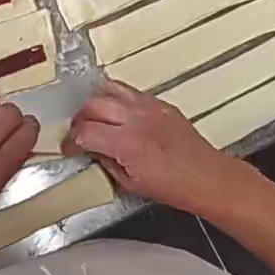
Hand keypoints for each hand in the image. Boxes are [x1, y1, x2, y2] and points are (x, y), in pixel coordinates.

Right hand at [68, 81, 257, 213]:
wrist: (205, 177)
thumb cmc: (174, 185)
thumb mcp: (129, 183)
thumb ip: (106, 162)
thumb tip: (92, 152)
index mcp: (126, 143)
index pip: (84, 132)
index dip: (70, 141)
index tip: (69, 148)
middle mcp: (137, 119)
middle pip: (91, 105)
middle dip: (79, 120)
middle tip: (78, 134)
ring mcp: (149, 107)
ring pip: (108, 90)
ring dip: (95, 104)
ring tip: (93, 118)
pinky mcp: (160, 104)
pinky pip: (129, 91)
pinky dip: (115, 98)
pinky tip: (115, 112)